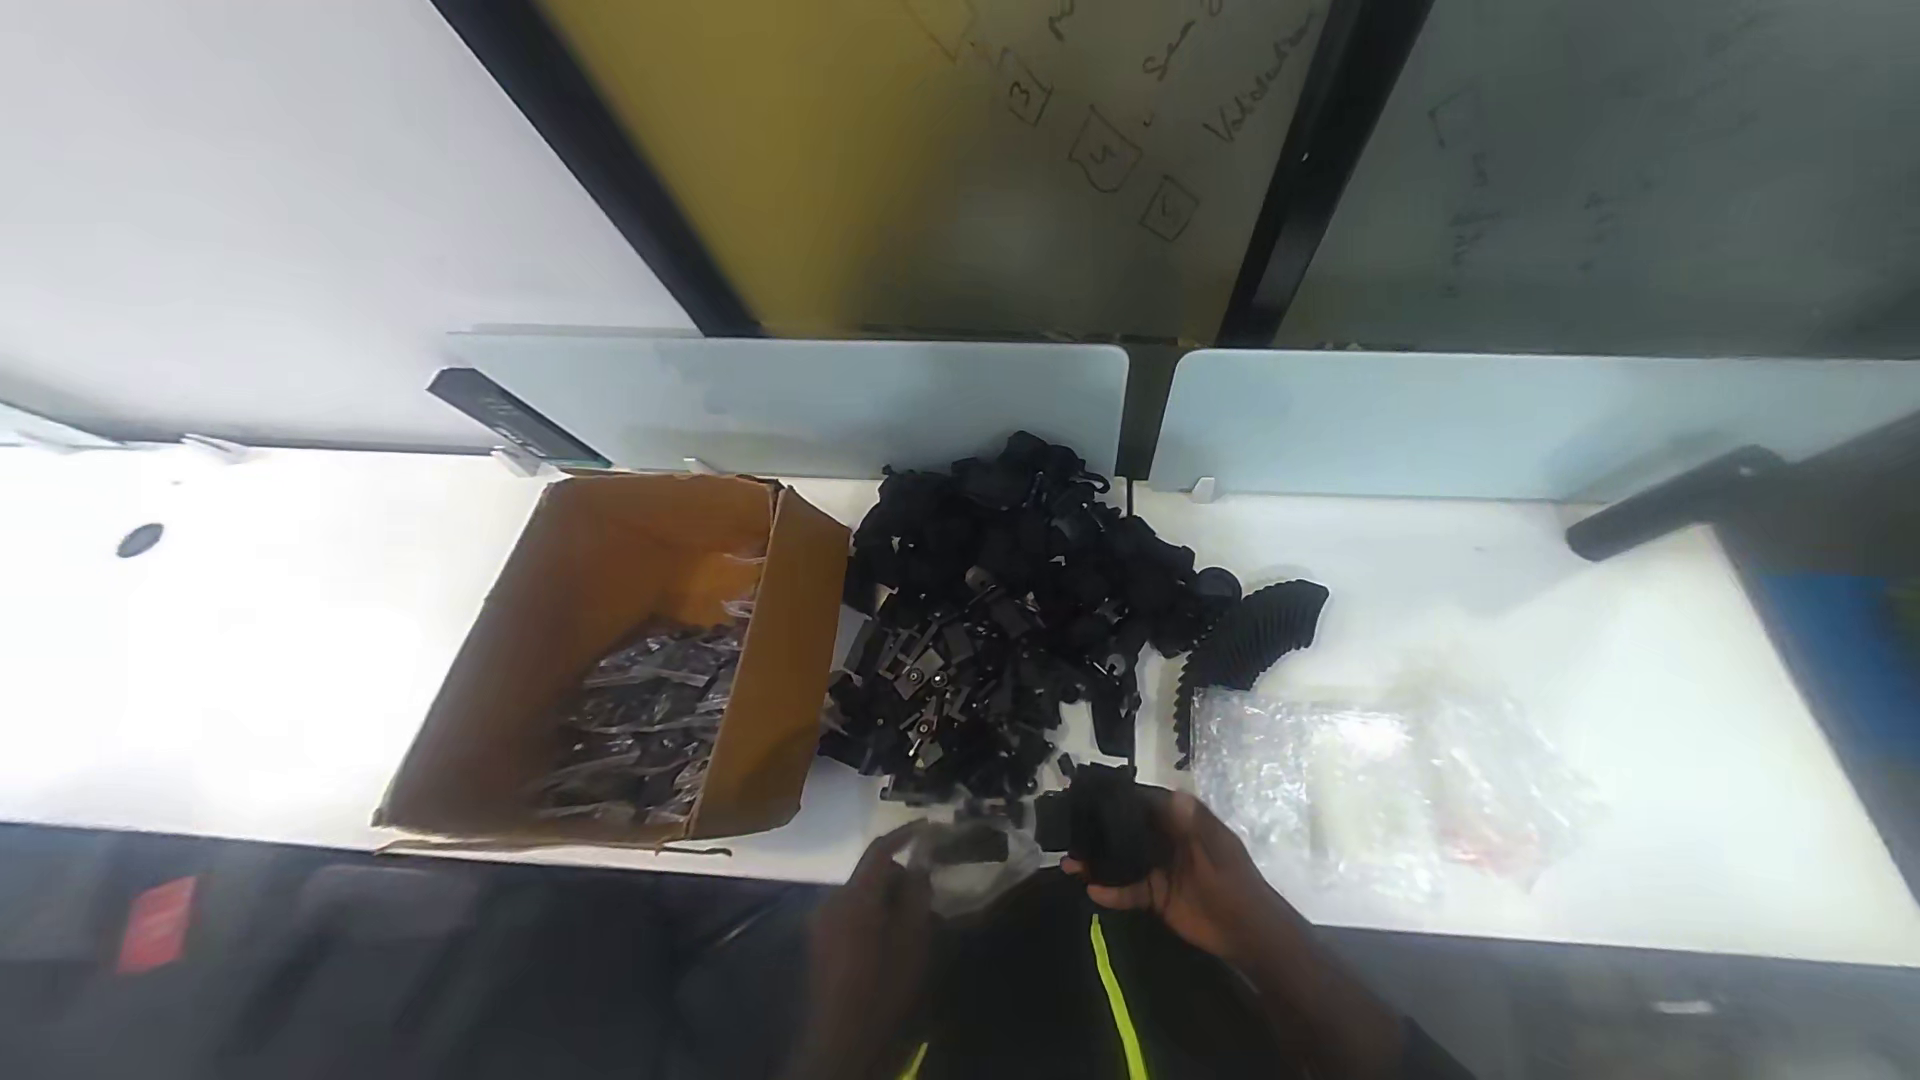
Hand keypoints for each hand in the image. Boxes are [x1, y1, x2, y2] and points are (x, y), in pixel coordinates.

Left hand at [785, 823, 932, 1079]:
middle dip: (898, 877)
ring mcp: (821, 920)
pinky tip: (886, 939)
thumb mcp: (913, 939)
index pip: (880, 849)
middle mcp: (833, 899)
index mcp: (856, 895)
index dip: (905, 833)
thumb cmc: (883, 988)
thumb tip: (922, 860)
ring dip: (885, 898)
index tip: (928, 826)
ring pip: (861, 892)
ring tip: (908, 924)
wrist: (841, 1042)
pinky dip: (870, 913)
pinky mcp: (818, 940)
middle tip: (924, 898)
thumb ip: (917, 893)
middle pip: (871, 872)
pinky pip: (850, 910)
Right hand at [1063, 789, 1291, 963]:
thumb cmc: (1236, 885)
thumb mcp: (1218, 850)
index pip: (1146, 803)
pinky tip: (1092, 892)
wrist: (1250, 936)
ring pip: (1121, 861)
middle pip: (1126, 832)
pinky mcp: (1155, 896)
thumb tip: (1175, 793)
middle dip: (1099, 831)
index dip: (1121, 797)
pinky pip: (1128, 891)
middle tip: (1069, 829)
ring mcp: (1157, 870)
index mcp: (1181, 824)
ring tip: (1069, 863)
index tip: (1091, 793)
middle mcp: (1164, 843)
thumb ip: (1194, 824)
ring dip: (1097, 862)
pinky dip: (1110, 892)